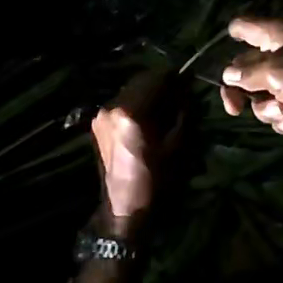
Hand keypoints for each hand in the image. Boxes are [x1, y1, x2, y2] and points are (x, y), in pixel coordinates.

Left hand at [92, 69, 181, 233]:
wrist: (124, 205)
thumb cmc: (155, 179)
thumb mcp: (176, 145)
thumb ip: (181, 113)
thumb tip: (186, 90)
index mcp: (131, 113)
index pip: (154, 78)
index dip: (172, 76)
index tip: (186, 78)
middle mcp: (112, 108)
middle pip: (139, 81)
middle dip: (158, 83)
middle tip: (177, 91)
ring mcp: (101, 115)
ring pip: (128, 90)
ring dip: (146, 92)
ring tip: (162, 104)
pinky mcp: (97, 123)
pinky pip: (119, 104)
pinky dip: (134, 103)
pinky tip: (146, 116)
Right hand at [218, 17, 282, 137]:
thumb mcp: (273, 71)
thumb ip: (246, 73)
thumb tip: (228, 75)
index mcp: (275, 35)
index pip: (245, 26)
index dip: (233, 33)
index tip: (225, 46)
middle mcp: (280, 54)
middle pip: (244, 69)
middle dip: (241, 91)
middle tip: (234, 107)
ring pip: (260, 96)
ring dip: (267, 109)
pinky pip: (277, 111)